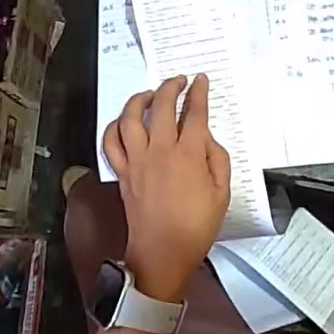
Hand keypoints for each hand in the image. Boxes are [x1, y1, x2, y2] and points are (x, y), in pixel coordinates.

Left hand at [102, 75, 230, 302]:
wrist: (162, 252)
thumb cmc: (195, 227)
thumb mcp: (222, 193)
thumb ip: (218, 159)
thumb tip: (206, 139)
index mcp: (188, 156)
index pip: (194, 114)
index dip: (199, 93)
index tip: (201, 81)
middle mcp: (160, 152)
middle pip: (161, 106)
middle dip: (171, 87)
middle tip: (179, 81)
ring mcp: (137, 161)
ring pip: (131, 118)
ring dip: (140, 99)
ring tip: (150, 94)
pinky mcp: (123, 172)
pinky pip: (111, 142)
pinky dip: (114, 127)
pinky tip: (123, 121)